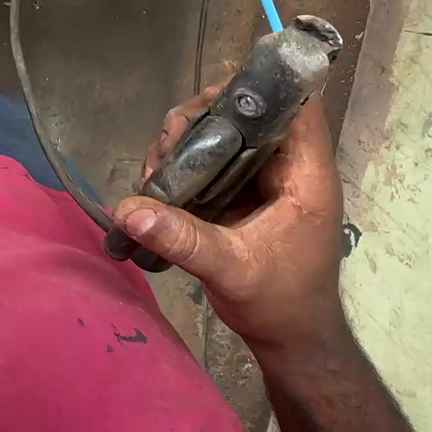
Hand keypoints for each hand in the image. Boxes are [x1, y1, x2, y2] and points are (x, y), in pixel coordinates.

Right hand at [111, 84, 349, 358]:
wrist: (290, 341)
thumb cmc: (280, 304)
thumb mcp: (231, 271)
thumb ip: (183, 239)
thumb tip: (127, 211)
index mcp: (304, 177)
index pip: (297, 109)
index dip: (260, 90)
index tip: (211, 98)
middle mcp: (283, 169)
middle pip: (245, 114)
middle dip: (200, 119)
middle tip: (167, 144)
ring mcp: (258, 181)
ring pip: (220, 136)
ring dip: (182, 144)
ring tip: (155, 171)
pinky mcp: (237, 194)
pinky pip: (206, 162)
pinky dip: (179, 166)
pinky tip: (156, 185)